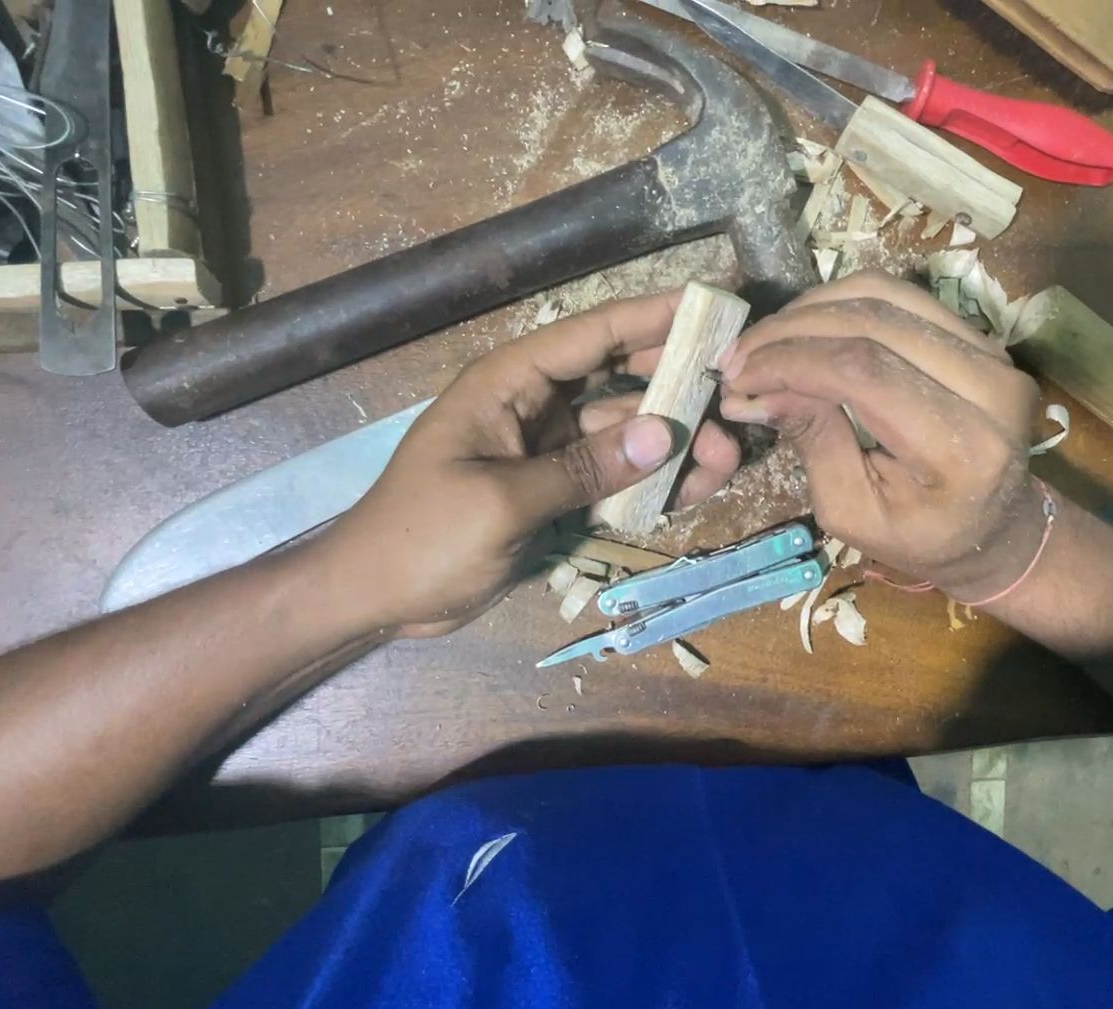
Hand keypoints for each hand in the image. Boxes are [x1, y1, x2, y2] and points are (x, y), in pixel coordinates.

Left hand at [314, 292, 741, 634]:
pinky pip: (615, 480)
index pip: (592, 336)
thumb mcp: (503, 500)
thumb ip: (584, 468)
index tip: (713, 308)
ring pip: (626, 438)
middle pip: (620, 383)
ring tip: (725, 460)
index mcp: (510, 384)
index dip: (654, 318)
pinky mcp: (558, 494)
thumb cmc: (422, 535)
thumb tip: (661, 435)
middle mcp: (537, 408)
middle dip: (678, 392)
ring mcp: (550, 453)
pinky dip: (651, 486)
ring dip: (673, 448)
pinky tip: (692, 491)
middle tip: (734, 401)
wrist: (378, 597)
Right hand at [718, 271, 1045, 601]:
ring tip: (763, 341)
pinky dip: (841, 304)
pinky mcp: (980, 339)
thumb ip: (813, 443)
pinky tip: (802, 329)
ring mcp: (992, 355)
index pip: (863, 371)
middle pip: (874, 322)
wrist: (994, 531)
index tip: (737, 375)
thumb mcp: (852, 512)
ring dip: (811, 310)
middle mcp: (989, 387)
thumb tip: (756, 389)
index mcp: (961, 449)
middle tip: (737, 355)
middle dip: (790, 330)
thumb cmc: (918, 538)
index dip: (791, 361)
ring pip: (886, 295)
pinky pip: (902, 299)